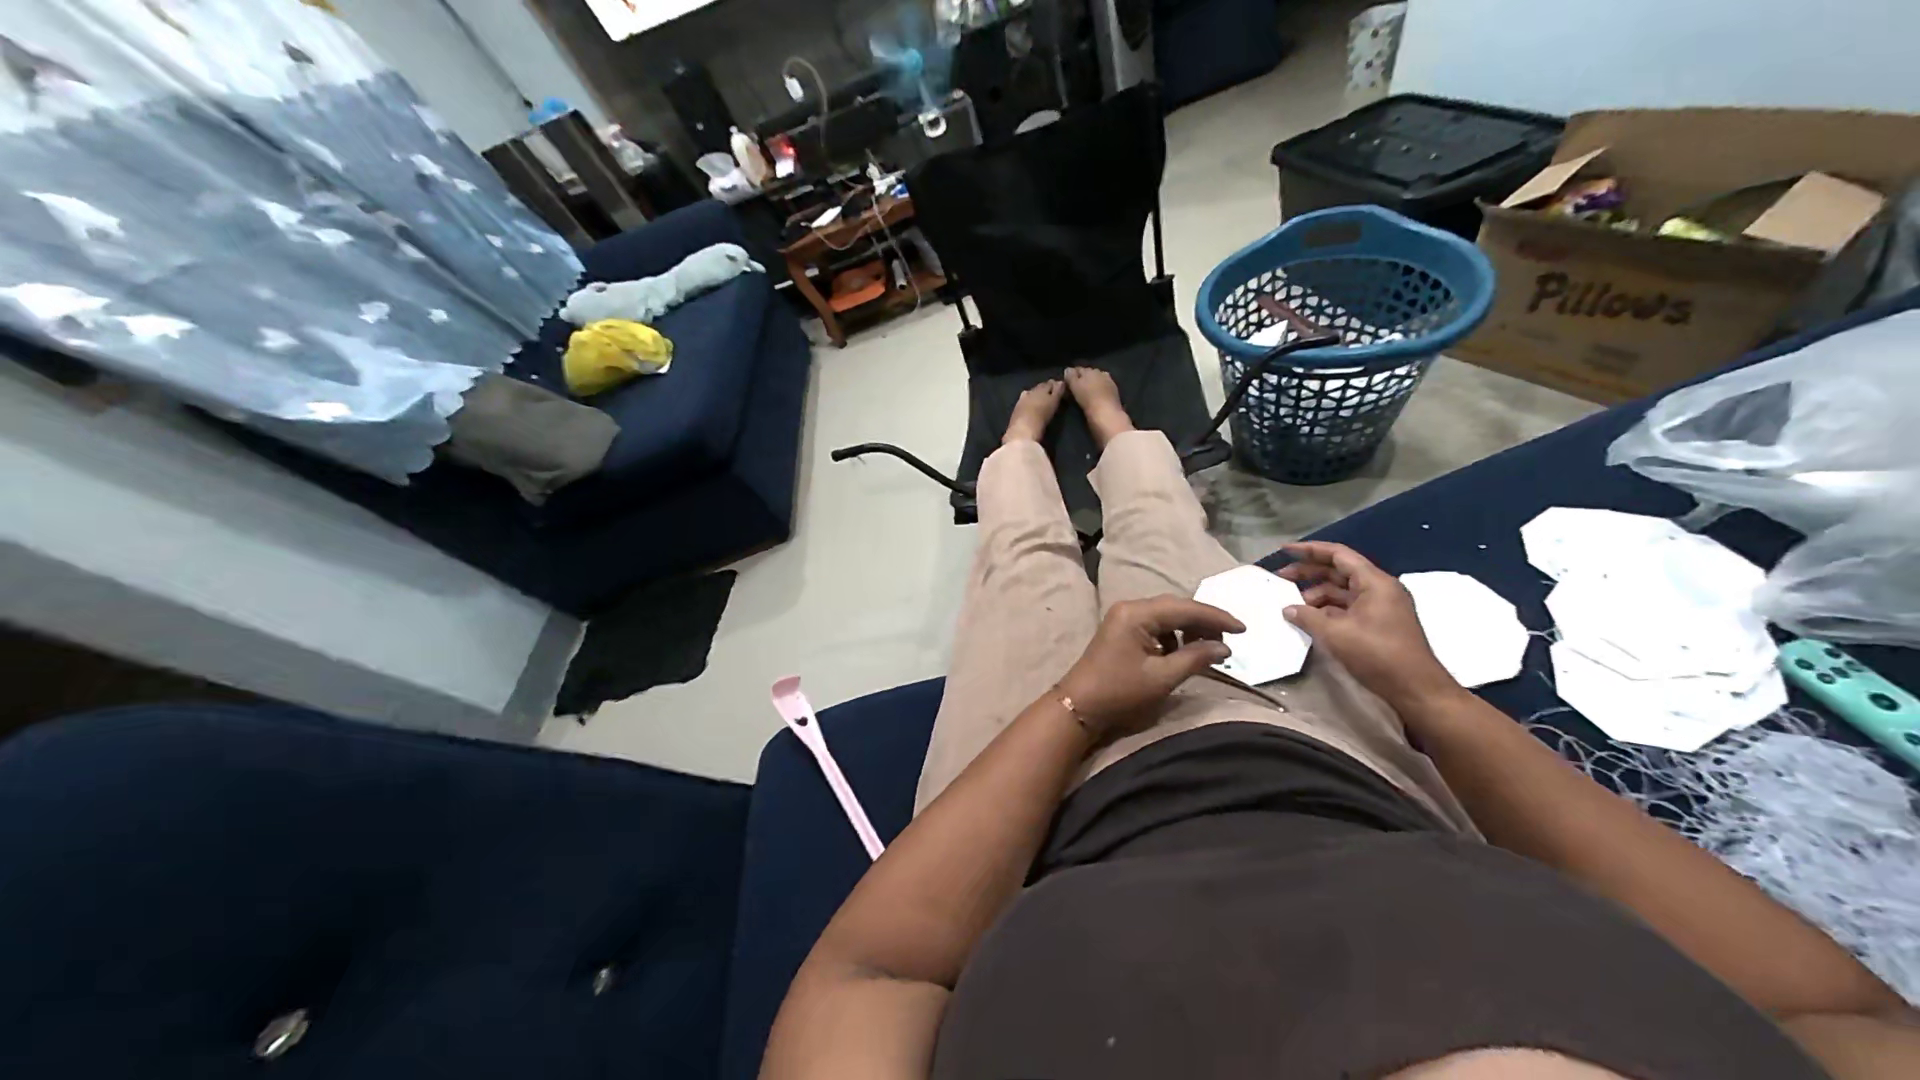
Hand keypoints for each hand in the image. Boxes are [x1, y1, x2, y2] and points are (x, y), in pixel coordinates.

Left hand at [1054, 596, 1244, 741]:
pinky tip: (1183, 654)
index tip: (1243, 629)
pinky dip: (1173, 637)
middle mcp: (1130, 608)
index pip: (1185, 608)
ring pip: (1166, 617)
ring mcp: (1123, 619)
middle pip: (1176, 608)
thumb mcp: (1162, 678)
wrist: (1079, 707)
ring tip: (1208, 650)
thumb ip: (1195, 658)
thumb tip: (1224, 648)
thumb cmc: (1119, 692)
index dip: (1216, 618)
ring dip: (1189, 630)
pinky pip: (1155, 626)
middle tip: (1227, 642)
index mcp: (1137, 614)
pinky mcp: (1122, 631)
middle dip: (1204, 623)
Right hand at [1276, 542, 1462, 711]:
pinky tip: (1310, 618)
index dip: (1309, 550)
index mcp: (1374, 582)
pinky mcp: (1379, 623)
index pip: (1338, 555)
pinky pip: (1348, 607)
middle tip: (1280, 578)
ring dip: (1316, 594)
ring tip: (1292, 604)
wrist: (1416, 689)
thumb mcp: (1335, 634)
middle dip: (1309, 572)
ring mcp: (1381, 606)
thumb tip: (1287, 609)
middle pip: (1339, 571)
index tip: (1284, 551)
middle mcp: (1380, 589)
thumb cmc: (1377, 654)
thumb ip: (1307, 617)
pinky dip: (1328, 609)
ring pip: (1342, 591)